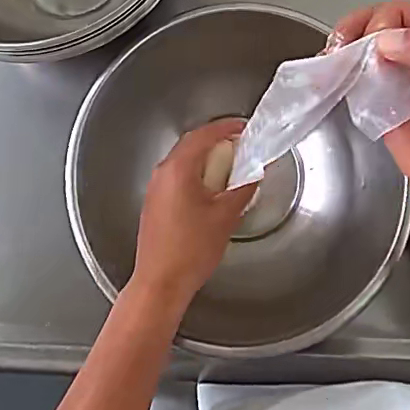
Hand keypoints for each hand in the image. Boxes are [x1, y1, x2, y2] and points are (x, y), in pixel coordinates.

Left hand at [130, 119, 257, 308]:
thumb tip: (254, 173)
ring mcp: (155, 188)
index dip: (225, 128)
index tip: (242, 127)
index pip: (203, 136)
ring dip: (206, 157)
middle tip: (239, 142)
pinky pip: (177, 176)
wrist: (160, 282)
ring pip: (183, 160)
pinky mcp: (155, 202)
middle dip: (216, 140)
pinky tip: (211, 187)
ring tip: (230, 164)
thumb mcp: (226, 216)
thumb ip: (243, 188)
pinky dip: (196, 173)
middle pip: (191, 144)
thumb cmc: (190, 251)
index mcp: (178, 170)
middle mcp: (162, 174)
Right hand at [332, 2, 409, 225]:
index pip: (401, 13)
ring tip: (333, 67)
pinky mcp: (388, 113)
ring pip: (366, 58)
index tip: (374, 48)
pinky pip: (361, 91)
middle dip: (355, 34)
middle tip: (341, 50)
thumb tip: (387, 38)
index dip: (381, 24)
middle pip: (378, 30)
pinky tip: (341, 89)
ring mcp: (404, 86)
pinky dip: (346, 86)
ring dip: (346, 58)